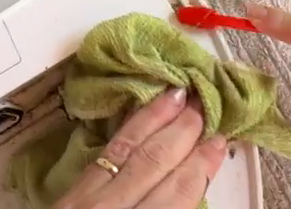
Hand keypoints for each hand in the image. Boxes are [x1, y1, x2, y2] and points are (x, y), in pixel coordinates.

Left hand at [53, 86, 229, 208]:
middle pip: (153, 164)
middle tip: (207, 102)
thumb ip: (172, 207)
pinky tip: (141, 116)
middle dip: (183, 131)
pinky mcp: (69, 194)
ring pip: (127, 150)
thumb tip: (195, 187)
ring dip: (155, 119)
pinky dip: (126, 131)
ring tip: (178, 94)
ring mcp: (85, 201)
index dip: (201, 164)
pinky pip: (104, 154)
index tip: (221, 140)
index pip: (178, 195)